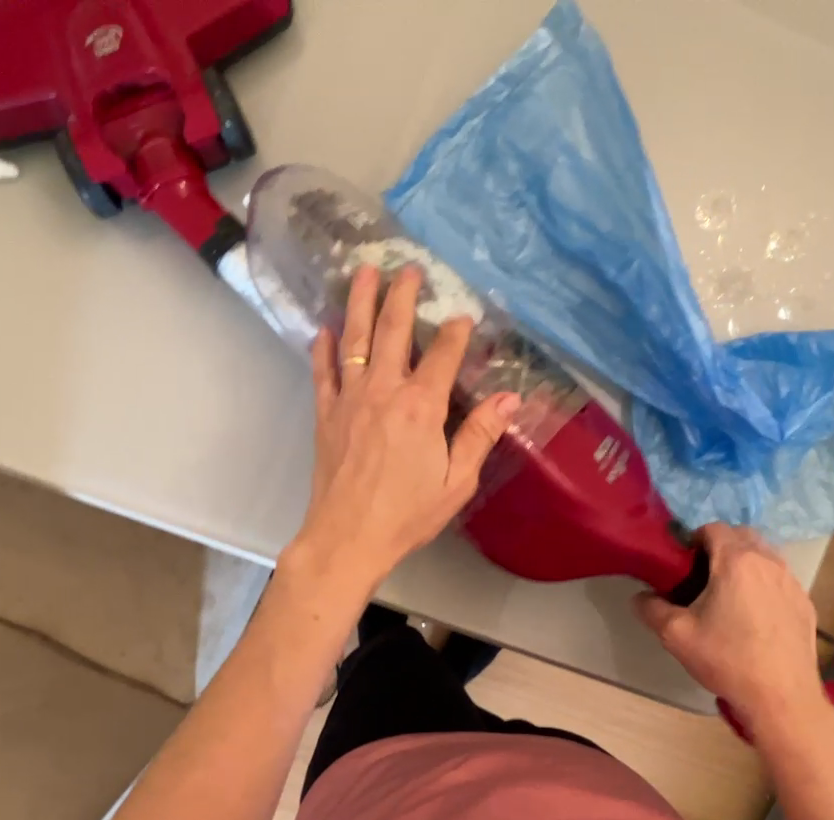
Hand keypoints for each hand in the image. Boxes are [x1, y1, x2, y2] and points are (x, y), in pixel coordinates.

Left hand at [284, 264, 519, 596]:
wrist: (347, 537)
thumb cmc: (408, 514)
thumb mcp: (457, 480)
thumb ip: (480, 434)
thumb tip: (509, 398)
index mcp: (421, 406)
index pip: (444, 354)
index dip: (456, 332)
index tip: (464, 316)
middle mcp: (384, 390)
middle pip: (393, 330)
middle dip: (403, 295)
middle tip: (408, 268)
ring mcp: (350, 399)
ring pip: (355, 339)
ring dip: (360, 303)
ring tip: (364, 272)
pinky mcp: (326, 414)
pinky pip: (323, 372)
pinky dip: (323, 348)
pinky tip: (324, 329)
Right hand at [634, 524, 833, 749]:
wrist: (781, 696)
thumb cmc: (727, 659)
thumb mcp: (676, 635)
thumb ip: (652, 609)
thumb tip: (640, 597)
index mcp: (737, 561)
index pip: (713, 528)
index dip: (693, 540)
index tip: (682, 566)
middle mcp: (769, 562)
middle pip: (742, 536)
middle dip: (720, 548)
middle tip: (702, 578)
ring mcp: (792, 582)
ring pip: (764, 556)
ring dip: (744, 564)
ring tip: (727, 597)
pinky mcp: (804, 603)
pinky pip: (779, 580)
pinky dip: (763, 585)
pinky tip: (753, 618)